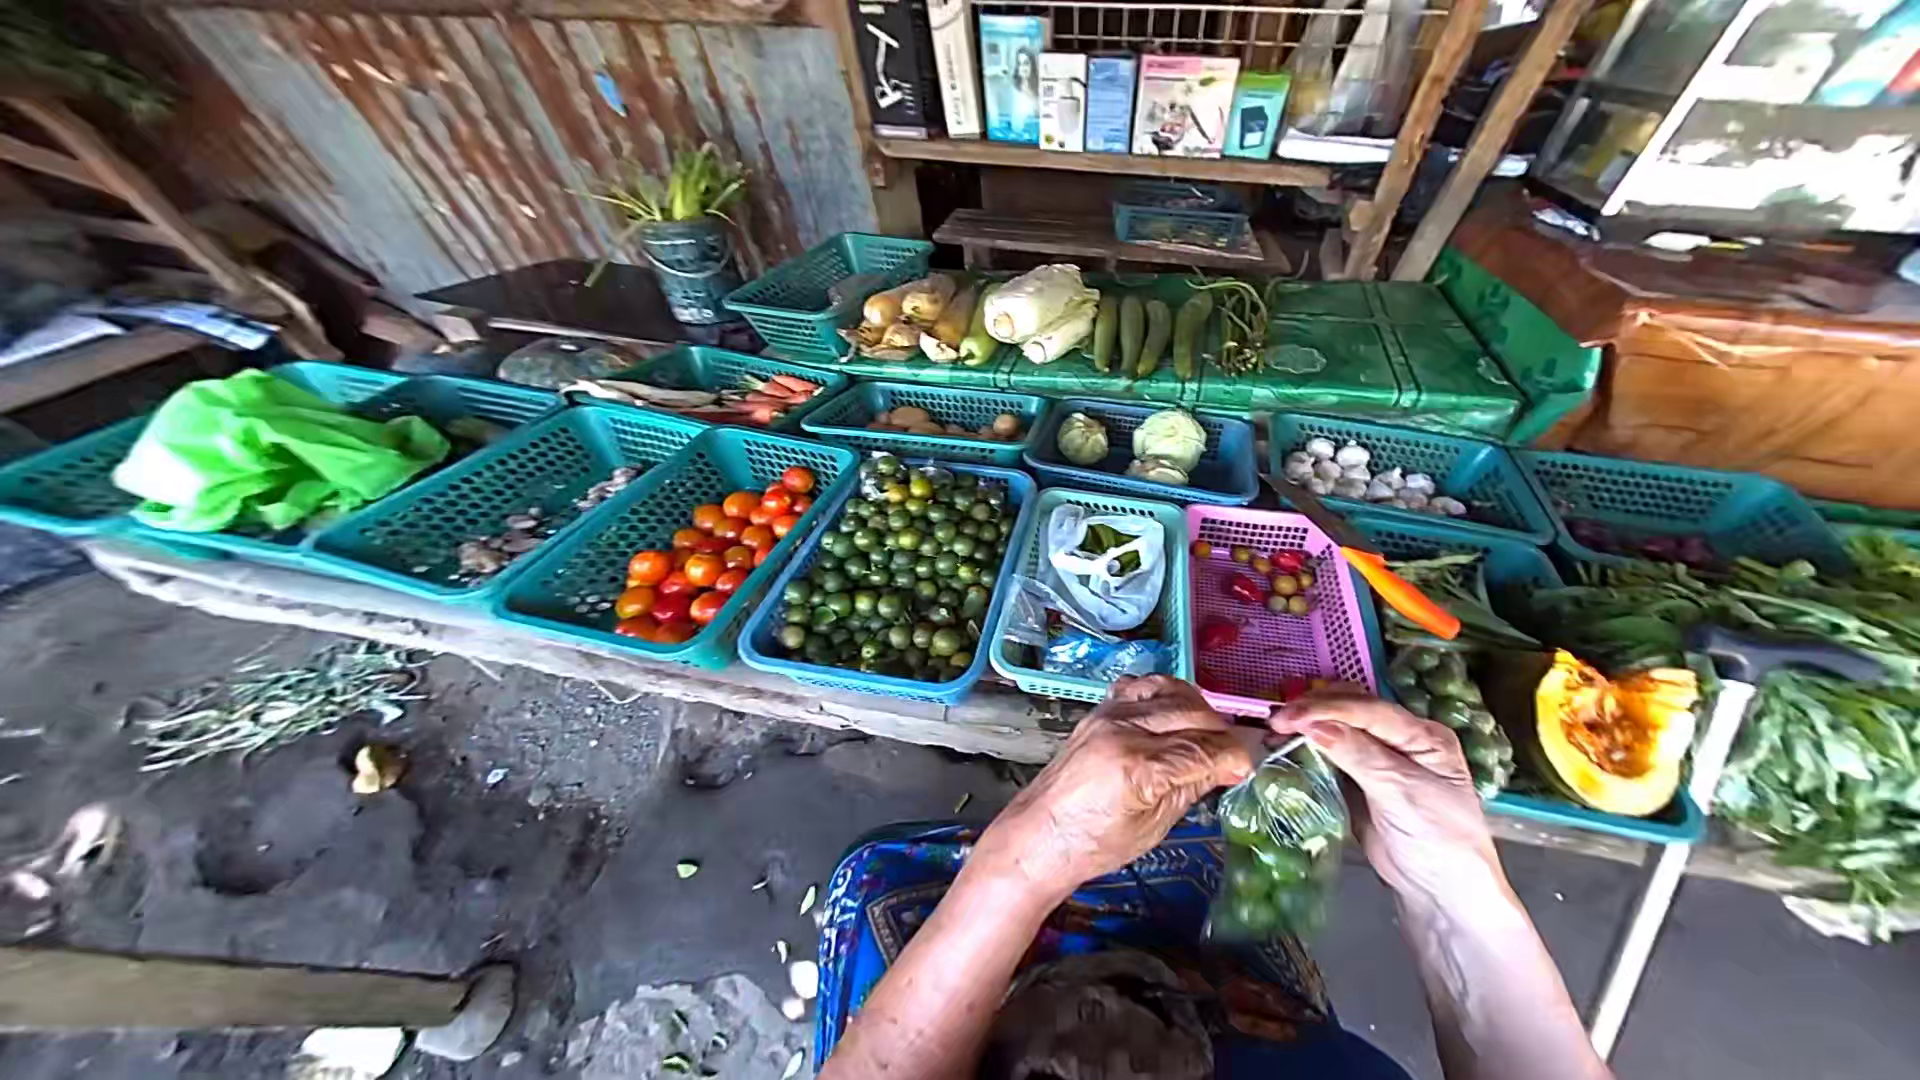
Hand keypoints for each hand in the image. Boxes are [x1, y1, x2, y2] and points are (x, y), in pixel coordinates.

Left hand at [971, 676, 1252, 902]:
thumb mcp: (1155, 825)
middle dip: (1221, 731)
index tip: (1248, 766)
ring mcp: (1108, 714)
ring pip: (1168, 690)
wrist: (1043, 831)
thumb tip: (1228, 766)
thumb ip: (1192, 787)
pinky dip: (1161, 693)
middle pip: (1191, 713)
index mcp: (1139, 767)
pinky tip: (1171, 711)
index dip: (1235, 757)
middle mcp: (1124, 730)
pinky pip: (1138, 686)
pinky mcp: (1098, 710)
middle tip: (1231, 752)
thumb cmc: (1098, 843)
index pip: (1204, 750)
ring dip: (1195, 706)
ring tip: (1206, 729)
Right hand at [1270, 695, 1503, 909]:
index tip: (1289, 717)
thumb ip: (1358, 756)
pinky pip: (1325, 748)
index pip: (1369, 709)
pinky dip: (1303, 743)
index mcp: (1423, 735)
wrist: (1439, 892)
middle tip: (1276, 721)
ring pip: (1334, 722)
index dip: (1327, 709)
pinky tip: (1283, 745)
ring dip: (1303, 723)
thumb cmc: (1438, 842)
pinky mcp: (1355, 773)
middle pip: (1349, 706)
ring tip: (1274, 732)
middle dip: (1311, 709)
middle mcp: (1400, 737)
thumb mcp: (1401, 794)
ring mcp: (1376, 754)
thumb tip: (1313, 726)